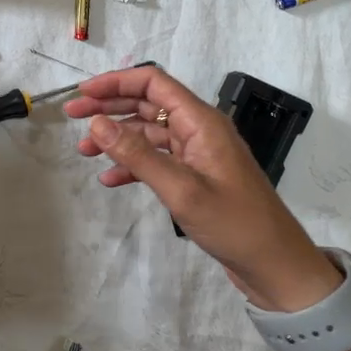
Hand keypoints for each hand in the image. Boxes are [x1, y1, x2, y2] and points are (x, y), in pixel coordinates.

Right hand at [64, 65, 341, 312]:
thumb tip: (97, 122)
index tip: (83, 94)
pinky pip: (156, 158)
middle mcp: (199, 130)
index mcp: (201, 122)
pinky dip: (131, 163)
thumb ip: (137, 154)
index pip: (153, 83)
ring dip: (116, 137)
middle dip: (109, 106)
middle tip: (72, 116)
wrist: (278, 268)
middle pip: (147, 104)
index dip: (116, 82)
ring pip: (148, 132)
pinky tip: (110, 178)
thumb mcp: (181, 189)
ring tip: (84, 150)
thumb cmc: (234, 224)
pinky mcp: (196, 176)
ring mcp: (197, 153)